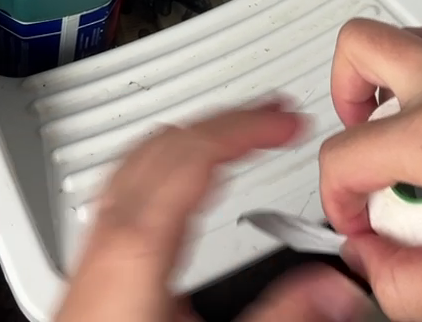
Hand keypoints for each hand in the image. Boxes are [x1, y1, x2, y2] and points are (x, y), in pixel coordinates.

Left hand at [56, 102, 372, 321]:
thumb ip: (278, 311)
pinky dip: (167, 150)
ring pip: (146, 148)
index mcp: (141, 240)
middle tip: (277, 118)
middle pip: (174, 139)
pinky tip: (181, 164)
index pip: (200, 151)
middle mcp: (112, 224)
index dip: (250, 126)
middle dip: (231, 120)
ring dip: (198, 130)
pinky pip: (127, 169)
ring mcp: (95, 232)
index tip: (288, 121)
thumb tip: (332, 285)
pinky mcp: (90, 246)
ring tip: (239, 131)